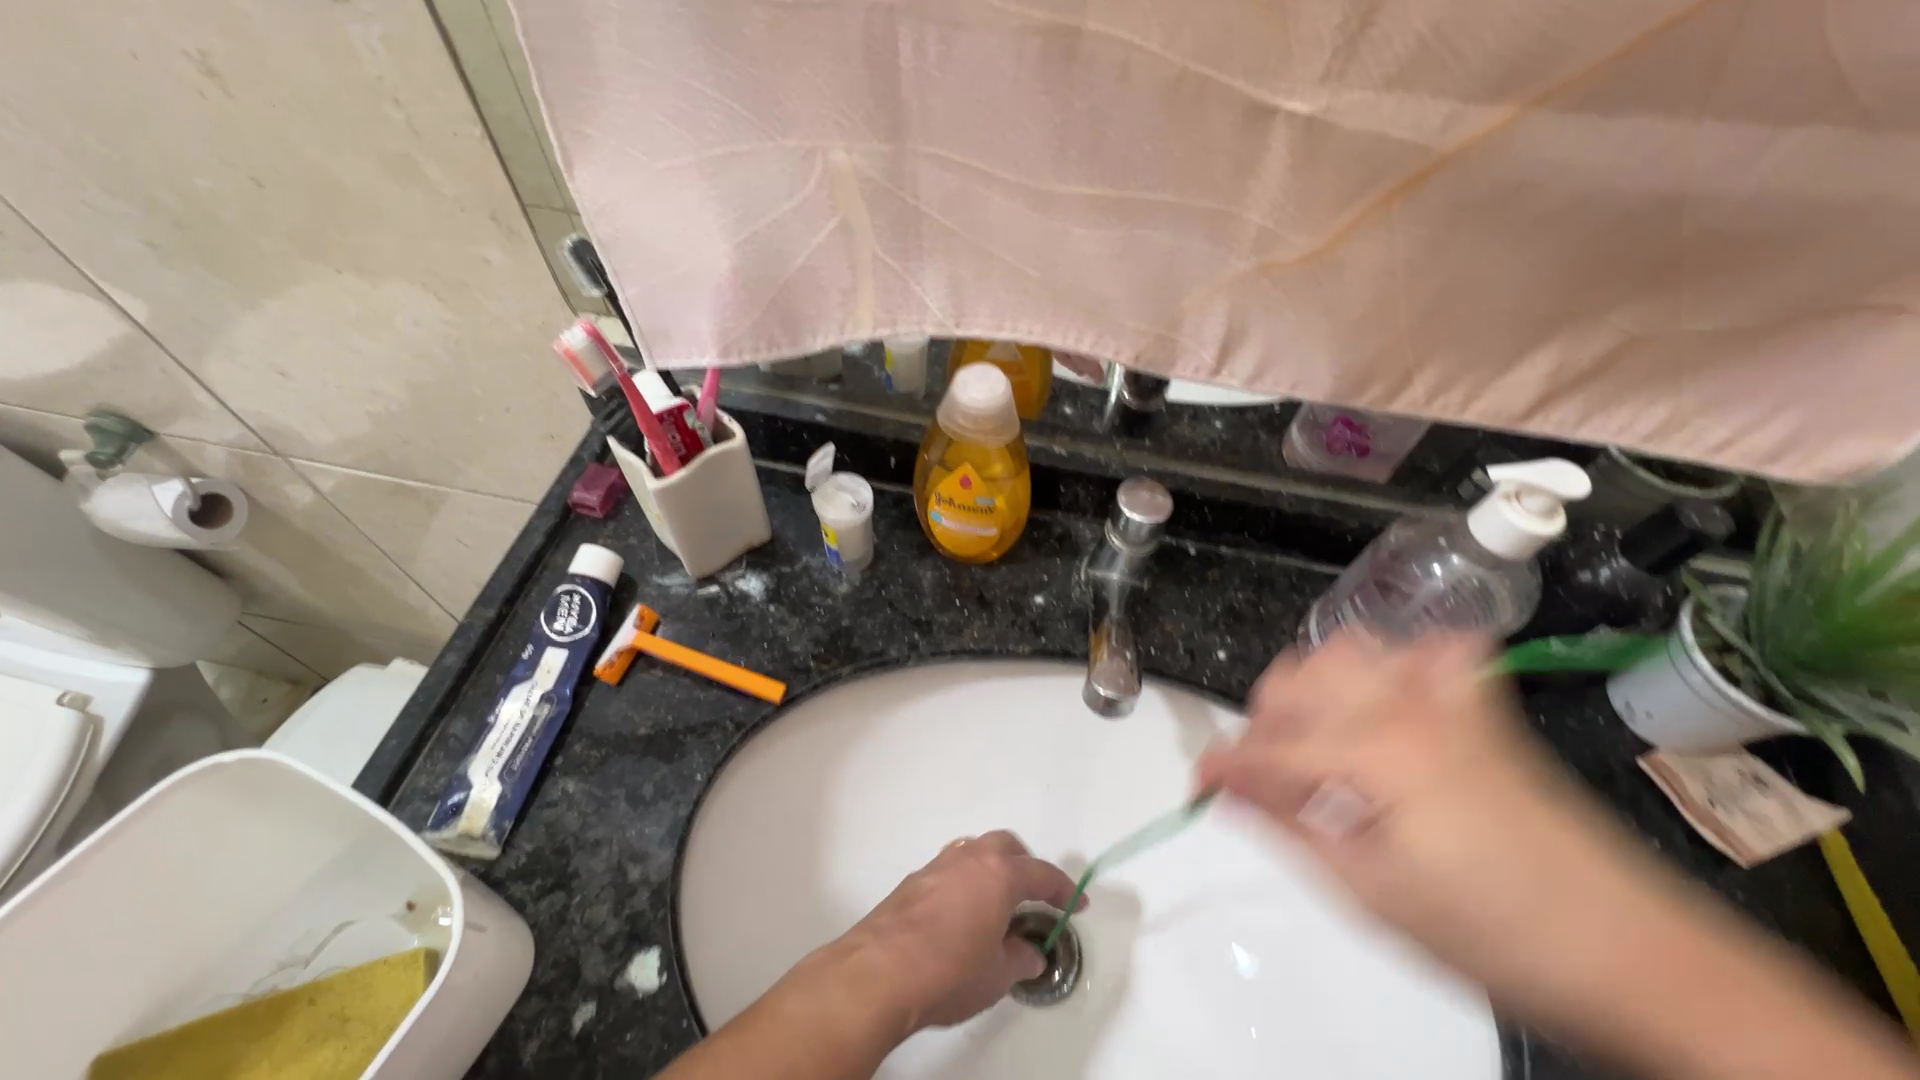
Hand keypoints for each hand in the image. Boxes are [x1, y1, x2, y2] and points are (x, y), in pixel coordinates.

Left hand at [813, 831, 1079, 1035]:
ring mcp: (935, 867)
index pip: (1041, 874)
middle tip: (1034, 895)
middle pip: (1004, 846)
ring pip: (971, 853)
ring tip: (996, 904)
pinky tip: (960, 916)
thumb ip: (1019, 959)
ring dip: (990, 870)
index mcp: (998, 874)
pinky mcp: (910, 884)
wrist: (878, 974)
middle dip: (1024, 865)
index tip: (1076, 904)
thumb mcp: (997, 975)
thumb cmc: (949, 971)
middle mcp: (967, 859)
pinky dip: (963, 884)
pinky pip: (947, 872)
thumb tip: (1029, 953)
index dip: (1063, 890)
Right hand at [1197, 634, 1665, 996]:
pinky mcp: (1484, 711)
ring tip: (1315, 746)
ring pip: (1351, 650)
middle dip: (1264, 722)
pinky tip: (1385, 709)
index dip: (1222, 768)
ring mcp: (1452, 700)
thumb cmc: (1498, 936)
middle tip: (1264, 780)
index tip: (1198, 787)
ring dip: (1316, 688)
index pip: (1268, 747)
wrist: (1630, 951)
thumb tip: (1223, 790)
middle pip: (1298, 678)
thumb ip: (1288, 824)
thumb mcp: (1370, 892)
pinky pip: (1427, 654)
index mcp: (1375, 753)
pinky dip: (1393, 668)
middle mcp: (1408, 706)